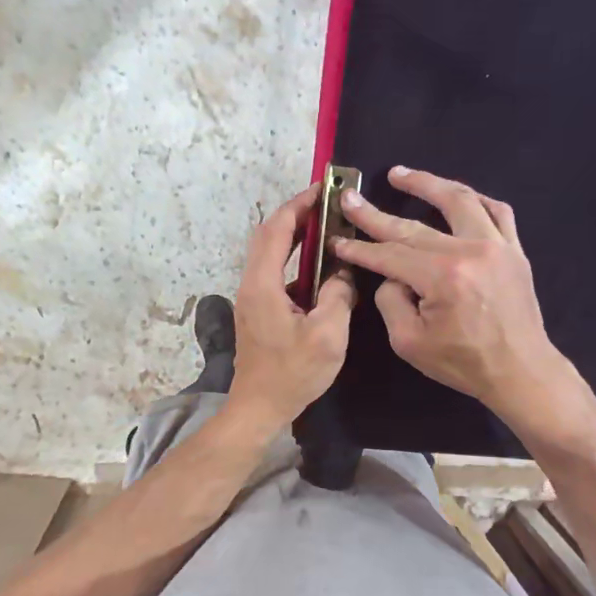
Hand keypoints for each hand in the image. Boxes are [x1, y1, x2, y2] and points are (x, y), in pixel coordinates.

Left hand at [226, 185, 357, 430]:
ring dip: (294, 238)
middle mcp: (251, 284)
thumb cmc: (292, 372)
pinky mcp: (257, 311)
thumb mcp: (327, 334)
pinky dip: (294, 262)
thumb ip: (338, 295)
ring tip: (326, 230)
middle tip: (326, 205)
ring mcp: (251, 298)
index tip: (322, 190)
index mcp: (263, 283)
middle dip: (296, 216)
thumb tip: (343, 272)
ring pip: (270, 255)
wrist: (259, 406)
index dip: (298, 205)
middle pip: (269, 236)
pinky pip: (274, 274)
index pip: (277, 229)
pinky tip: (319, 271)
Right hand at [334, 166, 595, 433]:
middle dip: (375, 213)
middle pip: (413, 226)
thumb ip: (391, 300)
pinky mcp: (514, 249)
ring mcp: (497, 245)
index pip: (389, 254)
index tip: (336, 240)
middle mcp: (470, 251)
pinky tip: (456, 193)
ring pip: (459, 199)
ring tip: (399, 174)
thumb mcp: (409, 342)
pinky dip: (474, 198)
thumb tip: (392, 274)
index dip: (359, 248)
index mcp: (443, 277)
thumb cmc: (463, 362)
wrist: (521, 371)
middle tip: (350, 197)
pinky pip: (497, 211)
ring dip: (426, 183)